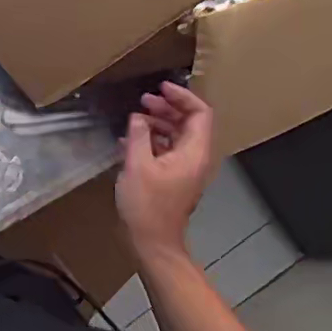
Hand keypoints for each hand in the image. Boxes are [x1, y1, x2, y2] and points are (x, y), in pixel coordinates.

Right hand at [116, 82, 217, 259]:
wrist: (152, 242)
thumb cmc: (146, 205)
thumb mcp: (137, 165)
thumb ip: (138, 136)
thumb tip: (138, 118)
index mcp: (194, 152)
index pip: (200, 113)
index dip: (182, 96)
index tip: (161, 88)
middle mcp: (195, 159)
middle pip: (189, 123)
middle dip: (167, 108)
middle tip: (144, 100)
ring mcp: (185, 170)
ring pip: (177, 137)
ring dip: (158, 124)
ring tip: (135, 119)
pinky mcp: (174, 180)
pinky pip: (168, 152)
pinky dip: (153, 141)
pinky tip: (131, 141)